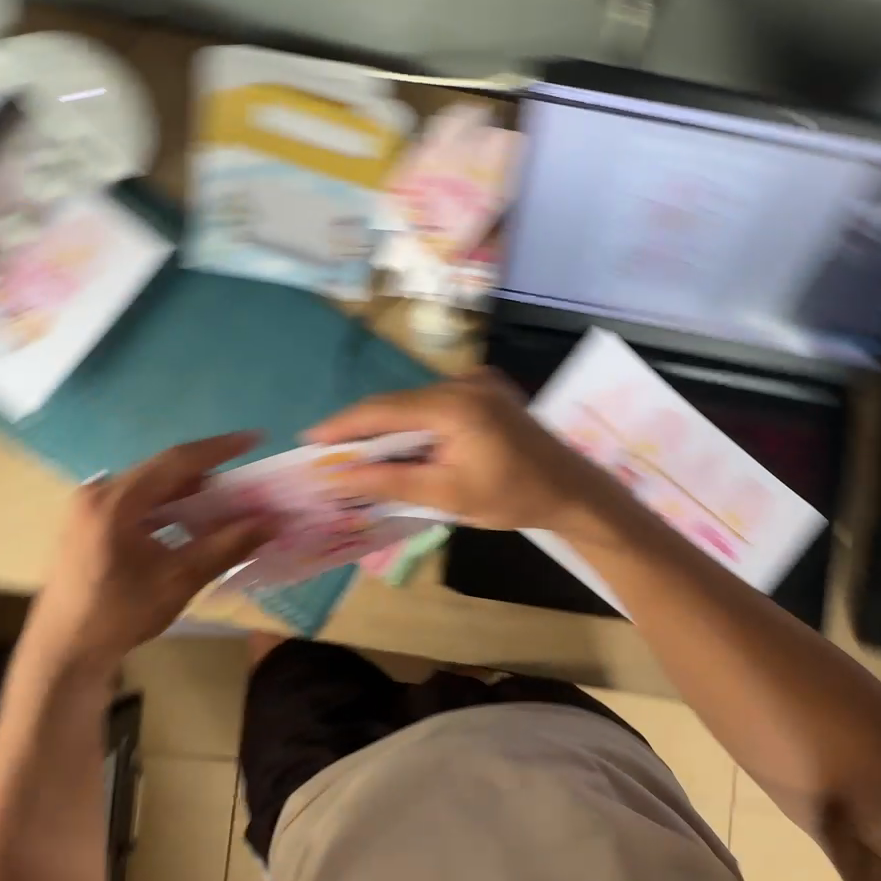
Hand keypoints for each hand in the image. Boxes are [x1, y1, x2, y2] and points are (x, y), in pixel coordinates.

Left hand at [21, 434, 275, 673]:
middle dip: (209, 477)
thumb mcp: (180, 578)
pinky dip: (170, 510)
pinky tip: (192, 526)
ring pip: (152, 489)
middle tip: (247, 485)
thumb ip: (227, 545)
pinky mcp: (90, 525)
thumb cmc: (120, 614)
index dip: (220, 449)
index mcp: (116, 500)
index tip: (255, 439)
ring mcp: (90, 508)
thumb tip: (272, 522)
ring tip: (226, 507)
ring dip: (190, 496)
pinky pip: (139, 505)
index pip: (177, 461)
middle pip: (164, 472)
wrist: (64, 652)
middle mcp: (99, 493)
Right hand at [305, 370, 618, 534]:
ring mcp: (478, 382)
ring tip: (359, 457)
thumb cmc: (512, 498)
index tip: (309, 440)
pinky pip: (437, 406)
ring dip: (390, 430)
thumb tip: (339, 476)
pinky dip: (416, 426)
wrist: (571, 490)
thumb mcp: (447, 495)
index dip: (343, 425)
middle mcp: (464, 382)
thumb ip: (390, 482)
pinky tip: (402, 449)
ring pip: (416, 405)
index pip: (383, 409)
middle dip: (364, 431)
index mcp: (455, 404)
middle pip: (398, 404)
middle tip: (329, 455)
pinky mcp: (487, 390)